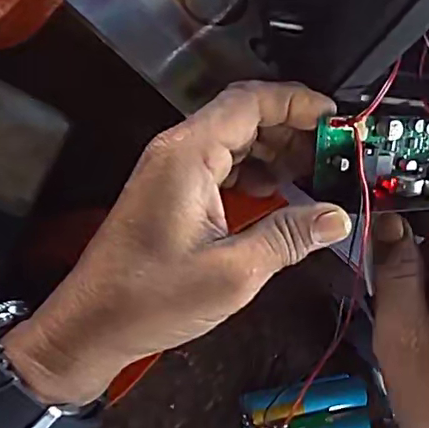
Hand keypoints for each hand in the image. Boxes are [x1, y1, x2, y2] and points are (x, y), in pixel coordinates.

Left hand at [5, 81, 352, 404]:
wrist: (93, 325)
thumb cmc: (148, 298)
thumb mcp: (234, 272)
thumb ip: (289, 237)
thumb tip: (335, 218)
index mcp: (188, 157)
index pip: (250, 102)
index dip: (298, 102)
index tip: (334, 118)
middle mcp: (178, 153)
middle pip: (246, 116)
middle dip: (294, 128)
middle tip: (334, 150)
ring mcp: (174, 172)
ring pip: (236, 139)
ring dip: (278, 150)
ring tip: (314, 172)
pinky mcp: (174, 192)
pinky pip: (223, 165)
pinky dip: (257, 171)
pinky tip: (279, 193)